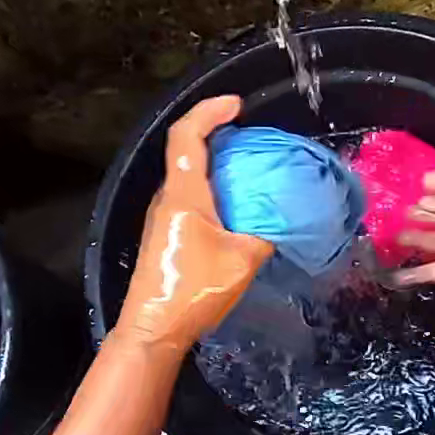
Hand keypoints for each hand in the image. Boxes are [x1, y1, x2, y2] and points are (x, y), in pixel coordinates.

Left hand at [112, 96, 274, 351]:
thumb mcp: (243, 260)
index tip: (236, 105)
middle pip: (185, 151)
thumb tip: (282, 221)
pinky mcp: (163, 235)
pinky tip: (232, 207)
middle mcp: (166, 198)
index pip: (187, 136)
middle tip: (250, 138)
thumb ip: (266, 233)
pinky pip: (187, 197)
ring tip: (247, 170)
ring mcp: (161, 217)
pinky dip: (210, 188)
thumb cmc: (194, 290)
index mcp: (183, 194)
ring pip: (186, 176)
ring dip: (214, 165)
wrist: (153, 328)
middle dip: (216, 135)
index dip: (209, 112)